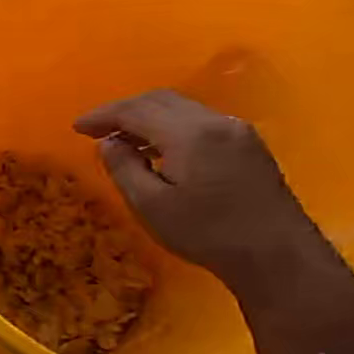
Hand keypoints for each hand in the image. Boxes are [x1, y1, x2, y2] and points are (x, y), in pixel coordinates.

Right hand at [74, 90, 326, 286]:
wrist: (275, 254)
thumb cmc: (207, 233)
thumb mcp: (152, 207)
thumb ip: (125, 169)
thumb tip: (109, 143)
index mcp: (189, 133)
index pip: (137, 110)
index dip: (104, 115)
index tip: (78, 128)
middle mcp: (214, 121)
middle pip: (161, 99)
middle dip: (124, 111)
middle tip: (97, 131)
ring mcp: (235, 130)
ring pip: (182, 109)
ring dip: (148, 119)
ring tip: (123, 143)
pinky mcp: (246, 144)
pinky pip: (198, 122)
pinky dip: (170, 127)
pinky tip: (159, 152)